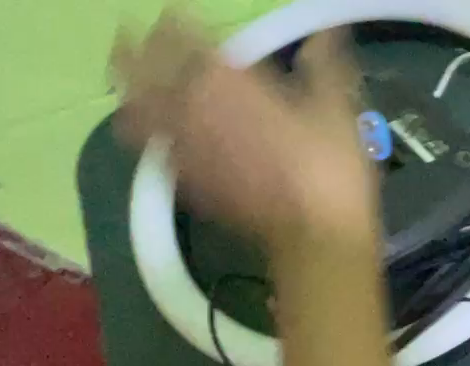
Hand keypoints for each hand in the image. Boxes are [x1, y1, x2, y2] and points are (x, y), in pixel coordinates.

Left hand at [110, 12, 375, 250]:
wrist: (318, 240)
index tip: (184, 16)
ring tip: (135, 85)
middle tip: (135, 37)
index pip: (181, 31)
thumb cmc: (332, 171)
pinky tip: (164, 136)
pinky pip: (157, 150)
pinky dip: (154, 136)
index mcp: (222, 76)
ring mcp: (182, 146)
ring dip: (131, 90)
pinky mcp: (188, 182)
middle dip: (135, 46)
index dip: (180, 20)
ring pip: (134, 107)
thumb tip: (328, 31)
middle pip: (136, 62)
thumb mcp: (337, 113)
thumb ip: (325, 66)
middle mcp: (188, 103)